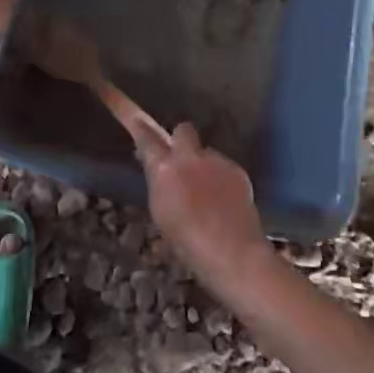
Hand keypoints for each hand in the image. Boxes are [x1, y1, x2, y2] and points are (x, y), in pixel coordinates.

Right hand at [141, 123, 268, 284]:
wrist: (233, 253)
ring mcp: (216, 161)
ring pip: (206, 151)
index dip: (140, 128)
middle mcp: (190, 157)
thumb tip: (154, 167)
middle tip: (181, 160)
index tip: (136, 120)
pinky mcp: (237, 170)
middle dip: (181, 139)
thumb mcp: (160, 213)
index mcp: (164, 169)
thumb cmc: (187, 242)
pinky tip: (223, 201)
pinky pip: (223, 166)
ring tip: (207, 192)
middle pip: (183, 129)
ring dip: (203, 164)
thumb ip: (157, 183)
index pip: (147, 138)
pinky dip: (220, 178)